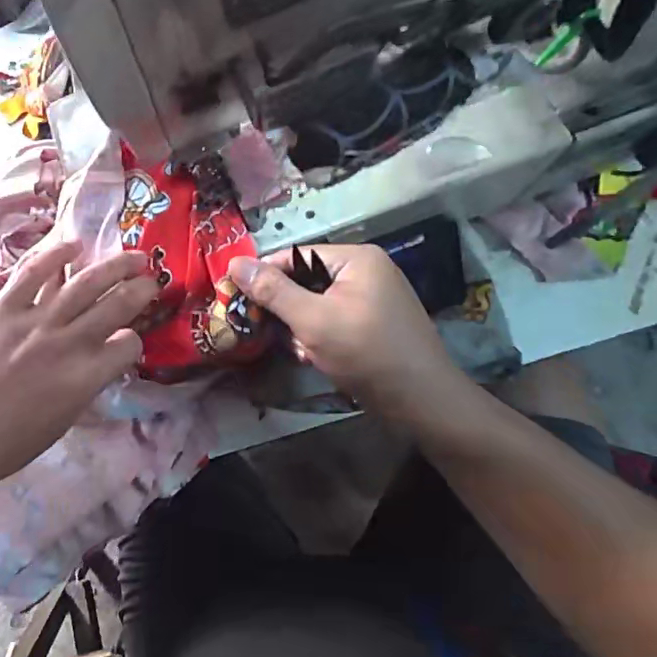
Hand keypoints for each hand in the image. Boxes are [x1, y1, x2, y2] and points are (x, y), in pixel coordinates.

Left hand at [0, 242, 158, 502]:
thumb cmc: (7, 444)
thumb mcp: (63, 421)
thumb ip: (86, 384)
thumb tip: (98, 360)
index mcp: (84, 378)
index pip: (128, 345)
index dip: (135, 341)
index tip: (129, 340)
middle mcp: (66, 344)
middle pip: (116, 305)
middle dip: (141, 289)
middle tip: (153, 279)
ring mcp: (32, 321)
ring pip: (83, 283)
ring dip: (114, 266)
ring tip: (134, 256)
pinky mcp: (0, 309)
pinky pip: (33, 273)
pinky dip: (55, 255)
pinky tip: (74, 246)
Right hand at [230, 244, 461, 416]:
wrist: (421, 401)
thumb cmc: (365, 353)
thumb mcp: (312, 320)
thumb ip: (272, 291)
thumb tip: (235, 263)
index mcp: (356, 259)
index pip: (296, 255)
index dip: (264, 275)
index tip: (235, 298)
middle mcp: (365, 272)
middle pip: (305, 280)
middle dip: (286, 310)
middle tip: (271, 334)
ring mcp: (372, 299)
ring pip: (316, 304)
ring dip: (301, 329)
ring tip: (302, 352)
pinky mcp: (372, 324)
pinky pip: (332, 321)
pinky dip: (319, 338)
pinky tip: (317, 359)